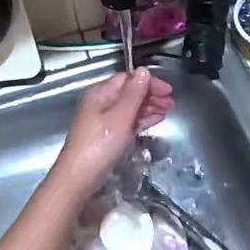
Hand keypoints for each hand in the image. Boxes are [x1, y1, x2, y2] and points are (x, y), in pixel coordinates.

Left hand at [53, 68, 173, 192]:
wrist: (79, 178)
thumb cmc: (99, 145)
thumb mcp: (120, 117)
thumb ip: (133, 94)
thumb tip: (143, 71)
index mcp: (100, 93)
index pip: (128, 79)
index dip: (149, 82)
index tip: (168, 90)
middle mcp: (100, 103)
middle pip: (128, 92)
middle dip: (150, 95)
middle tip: (171, 103)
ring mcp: (102, 121)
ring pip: (128, 107)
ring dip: (148, 107)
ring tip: (166, 112)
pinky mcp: (105, 136)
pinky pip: (126, 121)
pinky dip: (140, 120)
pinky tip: (154, 121)